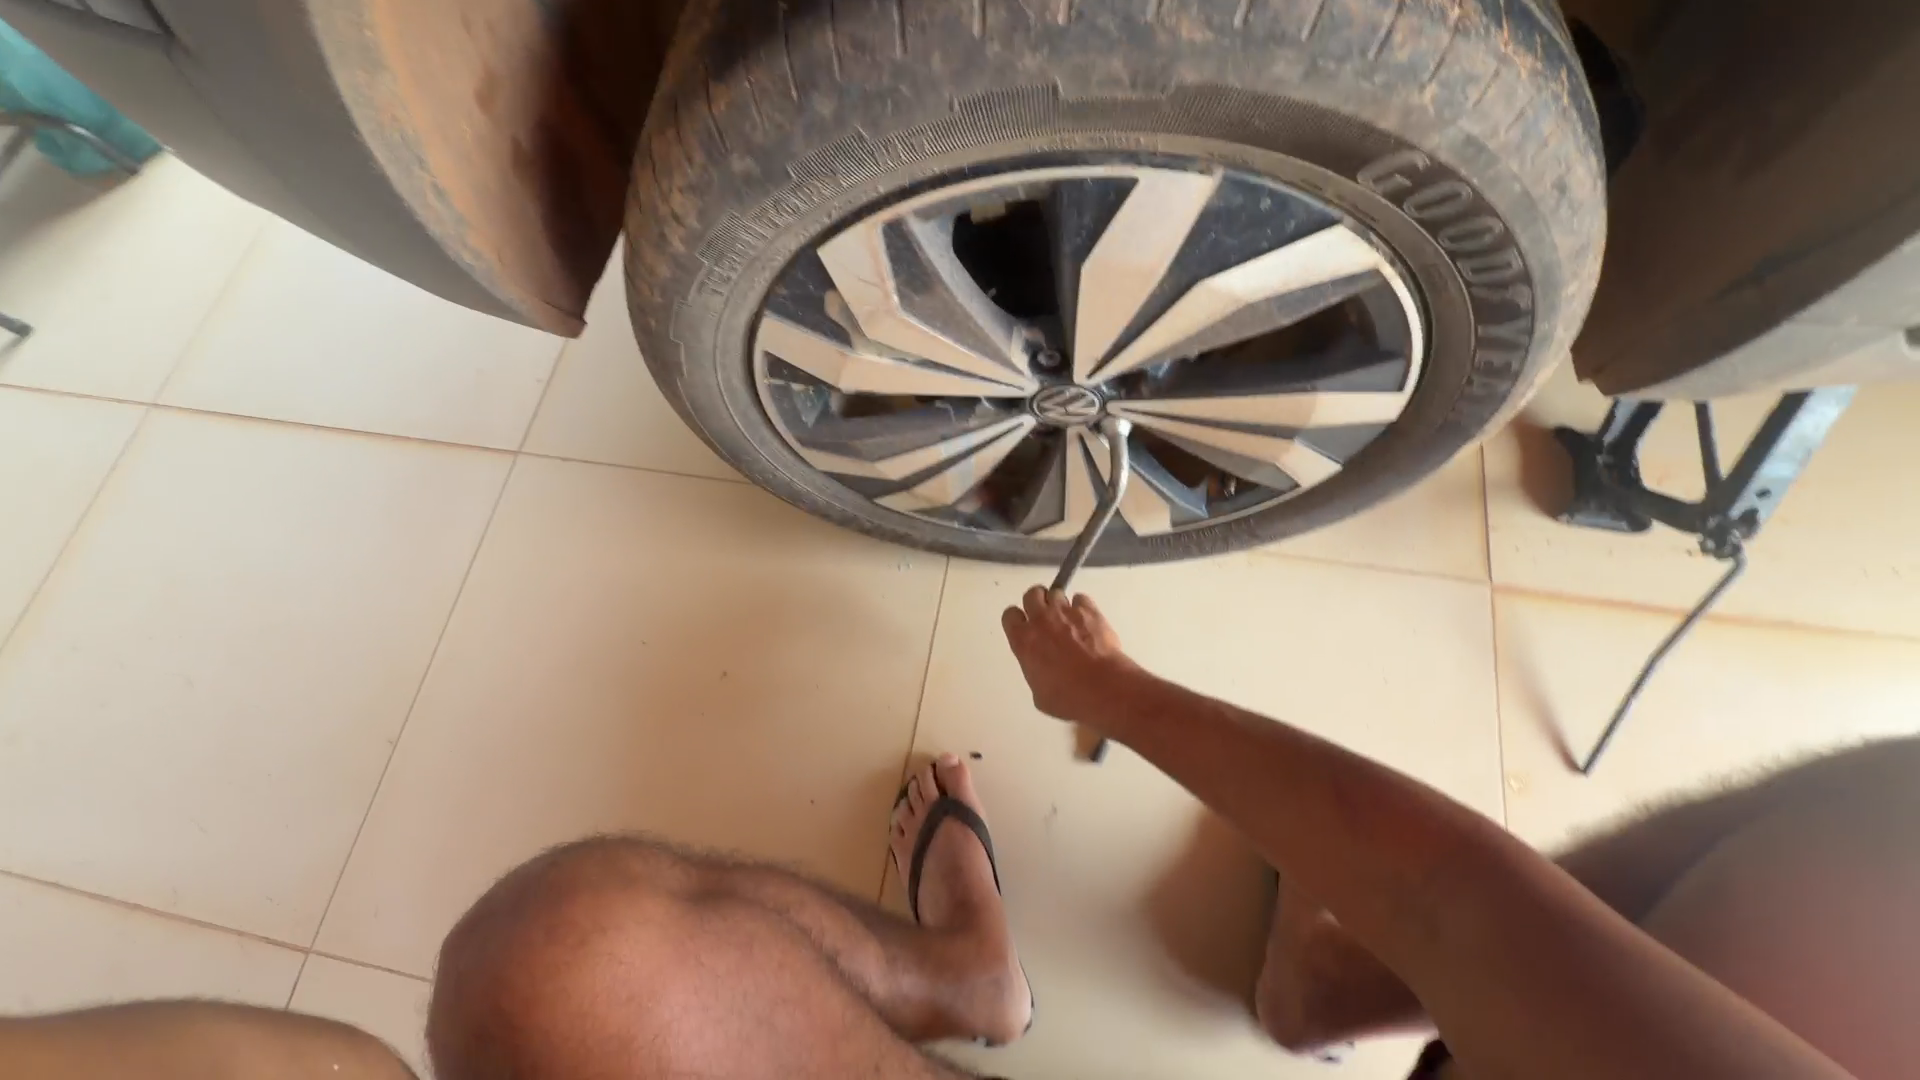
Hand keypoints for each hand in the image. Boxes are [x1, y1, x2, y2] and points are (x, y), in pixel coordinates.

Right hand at [1001, 586, 1140, 722]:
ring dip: (1059, 603)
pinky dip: (1082, 607)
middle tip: (1046, 615)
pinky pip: (1081, 598)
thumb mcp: (1040, 694)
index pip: (1010, 615)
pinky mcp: (1089, 610)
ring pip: (1056, 593)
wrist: (1102, 687)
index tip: (1024, 625)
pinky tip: (1087, 620)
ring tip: (1068, 619)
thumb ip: (1036, 672)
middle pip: (1032, 594)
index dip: (1017, 619)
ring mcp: (1065, 612)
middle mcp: (1041, 620)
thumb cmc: (1068, 697)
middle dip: (1037, 602)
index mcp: (1023, 640)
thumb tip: (1043, 672)